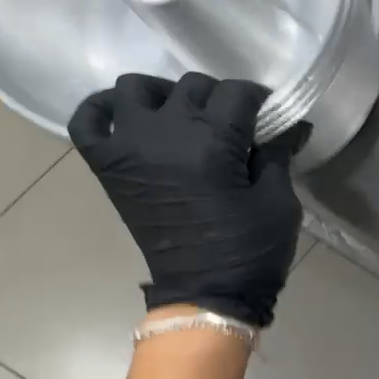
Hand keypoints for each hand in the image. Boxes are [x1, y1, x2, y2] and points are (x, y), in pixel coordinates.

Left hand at [67, 73, 310, 327]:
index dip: (260, 98)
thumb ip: (278, 156)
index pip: (237, 94)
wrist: (207, 292)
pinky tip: (130, 118)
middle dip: (220, 98)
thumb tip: (290, 124)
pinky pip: (88, 118)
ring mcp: (127, 146)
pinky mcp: (106, 165)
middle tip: (237, 123)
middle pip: (192, 87)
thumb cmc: (252, 251)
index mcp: (212, 143)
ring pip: (137, 88)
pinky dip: (104, 109)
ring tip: (184, 117)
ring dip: (165, 94)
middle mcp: (164, 133)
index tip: (273, 113)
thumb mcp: (279, 203)